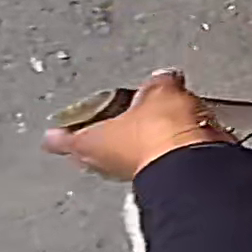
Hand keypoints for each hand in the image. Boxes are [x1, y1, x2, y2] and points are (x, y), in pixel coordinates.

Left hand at [43, 69, 234, 179]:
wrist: (193, 158)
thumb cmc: (160, 131)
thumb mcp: (161, 94)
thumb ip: (158, 84)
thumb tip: (163, 77)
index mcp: (83, 141)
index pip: (58, 137)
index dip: (66, 125)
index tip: (74, 118)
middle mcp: (97, 161)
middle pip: (91, 148)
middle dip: (106, 135)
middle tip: (123, 120)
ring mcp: (126, 172)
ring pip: (121, 156)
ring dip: (135, 145)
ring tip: (157, 129)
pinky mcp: (156, 175)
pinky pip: (152, 160)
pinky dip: (160, 152)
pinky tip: (176, 141)